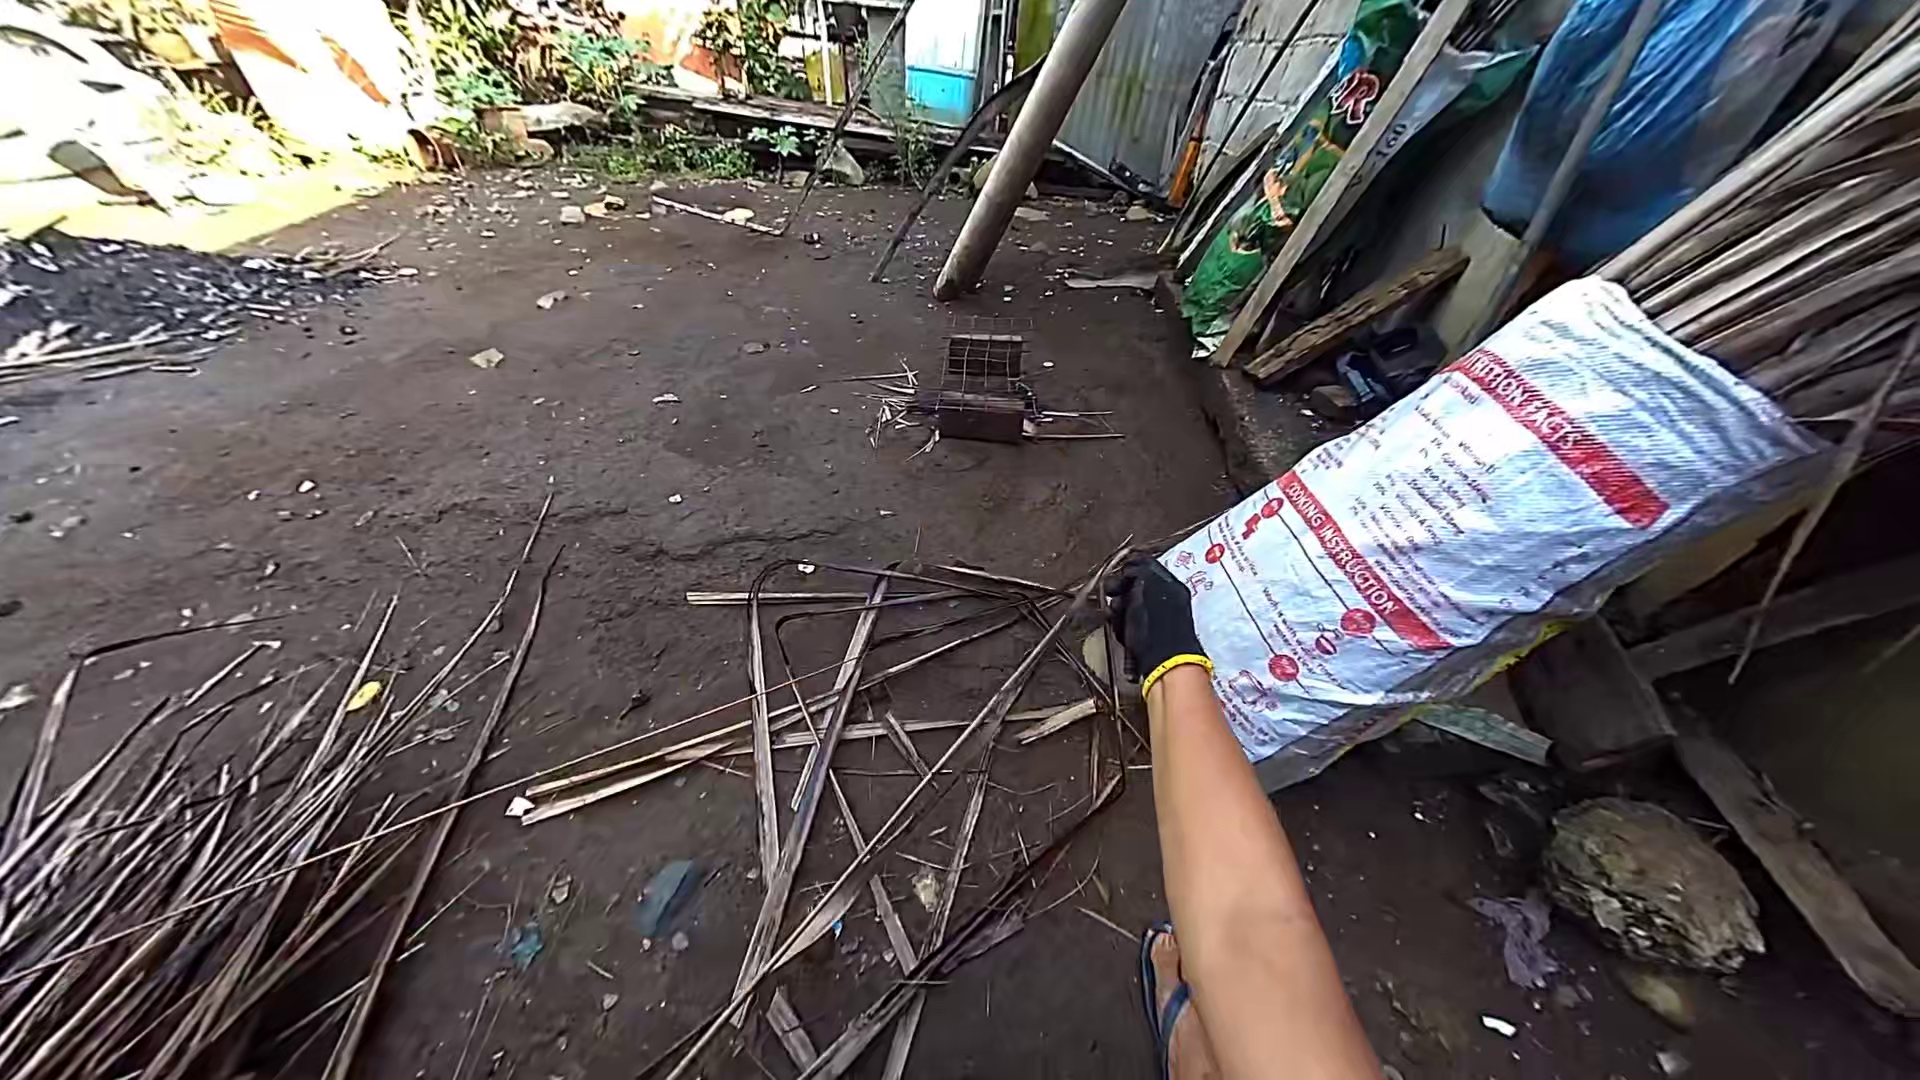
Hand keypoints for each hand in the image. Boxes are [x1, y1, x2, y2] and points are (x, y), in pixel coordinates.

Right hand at [1105, 554, 1207, 692]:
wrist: (1164, 665)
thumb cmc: (1156, 625)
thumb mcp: (1147, 589)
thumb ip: (1140, 572)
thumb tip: (1130, 566)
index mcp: (1172, 586)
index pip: (1148, 566)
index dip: (1129, 566)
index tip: (1116, 572)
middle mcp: (1167, 601)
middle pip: (1137, 586)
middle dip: (1120, 589)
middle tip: (1109, 592)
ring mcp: (1158, 620)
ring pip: (1131, 606)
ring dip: (1118, 607)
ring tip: (1112, 613)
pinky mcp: (1149, 638)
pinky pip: (1131, 624)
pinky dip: (1121, 624)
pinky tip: (1116, 627)